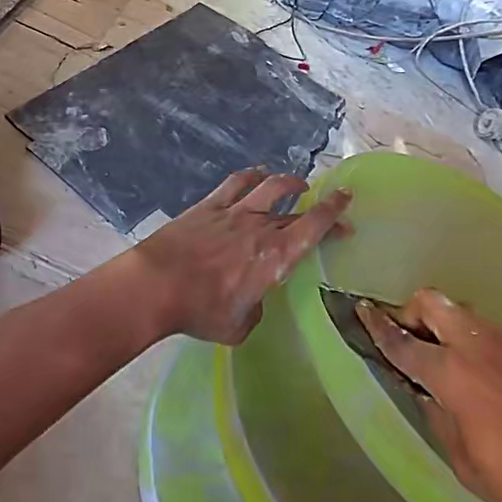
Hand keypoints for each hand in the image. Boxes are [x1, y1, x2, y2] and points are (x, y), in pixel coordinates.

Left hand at [116, 171, 350, 344]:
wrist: (155, 284)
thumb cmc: (200, 311)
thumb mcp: (238, 326)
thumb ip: (254, 311)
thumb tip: (252, 301)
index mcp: (275, 257)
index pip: (314, 228)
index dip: (334, 213)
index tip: (346, 202)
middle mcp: (259, 227)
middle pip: (296, 210)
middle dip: (319, 206)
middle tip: (328, 206)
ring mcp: (231, 212)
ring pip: (268, 186)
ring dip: (287, 181)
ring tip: (295, 182)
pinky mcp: (206, 206)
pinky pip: (234, 183)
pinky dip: (250, 176)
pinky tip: (255, 175)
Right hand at [360, 291, 501, 501]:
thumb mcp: (470, 467)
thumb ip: (440, 419)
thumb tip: (430, 395)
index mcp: (455, 375)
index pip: (400, 340)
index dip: (375, 325)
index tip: (358, 310)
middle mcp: (484, 348)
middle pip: (434, 302)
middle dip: (413, 313)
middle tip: (413, 343)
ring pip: (472, 320)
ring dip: (453, 333)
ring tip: (461, 375)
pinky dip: (490, 352)